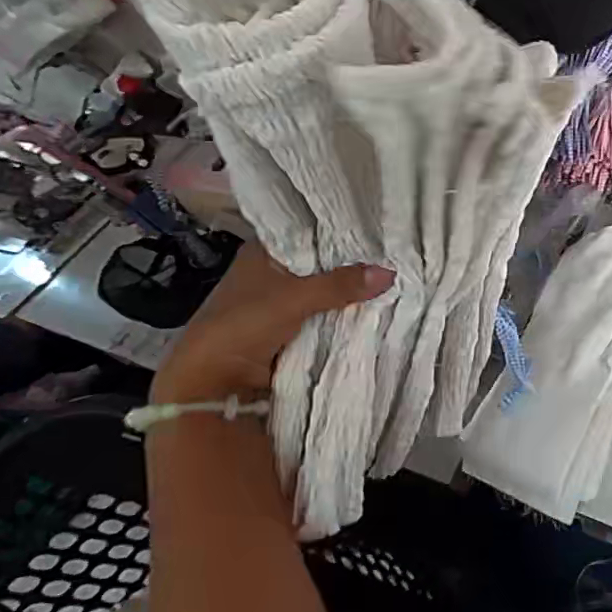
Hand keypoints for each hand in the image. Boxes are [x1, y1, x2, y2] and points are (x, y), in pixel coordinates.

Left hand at [153, 244, 393, 402]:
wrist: (216, 383)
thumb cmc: (243, 326)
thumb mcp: (293, 299)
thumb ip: (339, 285)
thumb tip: (389, 273)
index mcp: (262, 253)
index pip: (308, 231)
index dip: (339, 230)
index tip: (377, 228)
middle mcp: (273, 273)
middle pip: (322, 264)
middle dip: (353, 265)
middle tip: (395, 254)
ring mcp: (284, 303)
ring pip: (328, 292)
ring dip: (352, 293)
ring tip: (395, 278)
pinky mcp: (294, 330)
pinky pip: (328, 316)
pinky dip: (346, 316)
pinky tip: (377, 307)